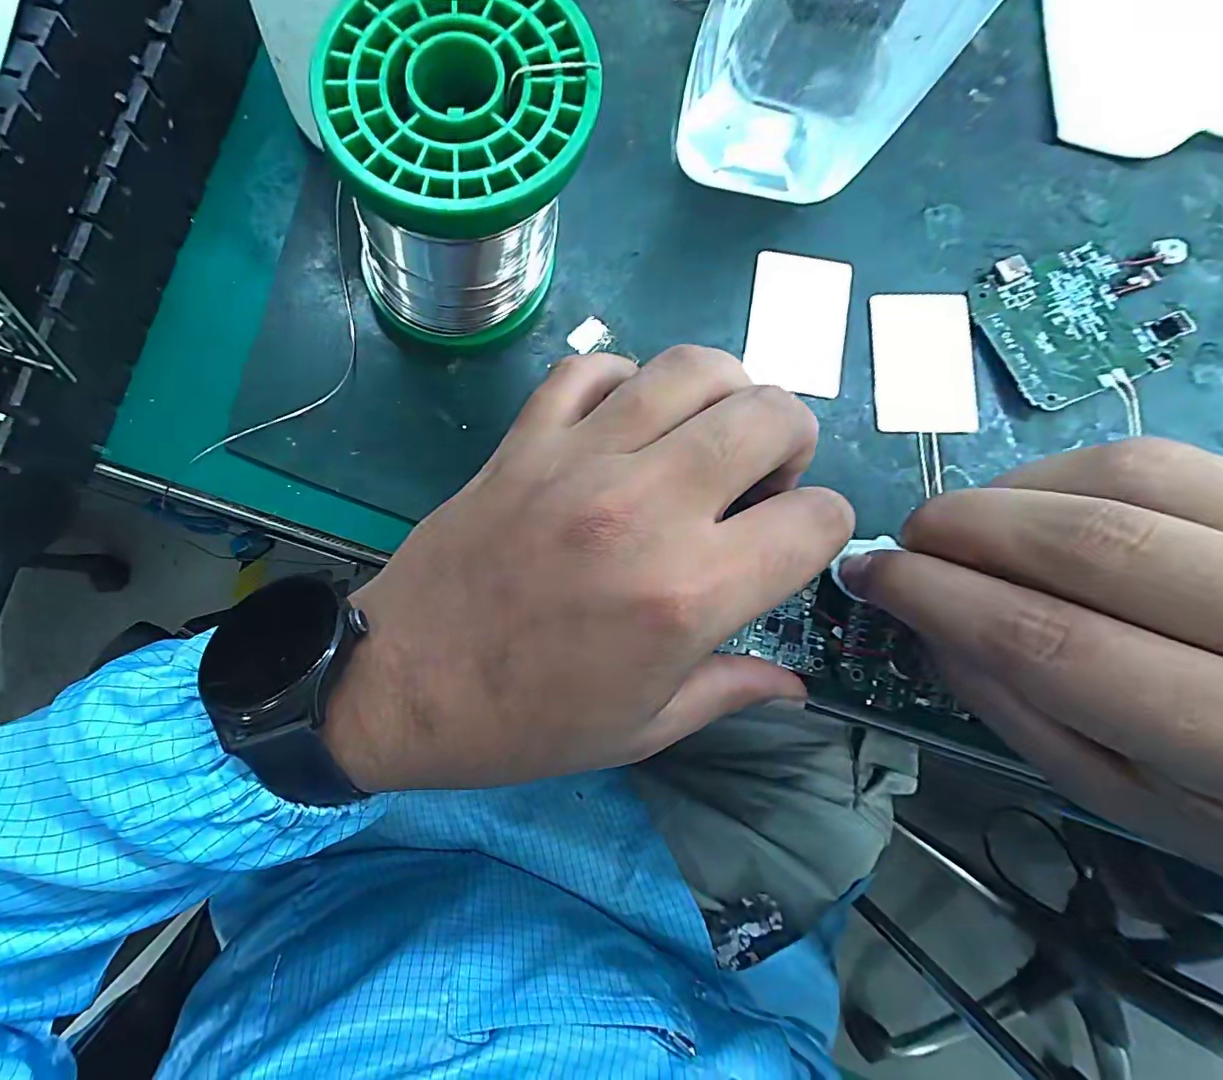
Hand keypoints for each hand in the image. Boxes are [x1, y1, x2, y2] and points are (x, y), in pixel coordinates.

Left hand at [324, 346, 852, 792]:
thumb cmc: (520, 723)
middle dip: (789, 443)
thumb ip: (727, 691)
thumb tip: (792, 683)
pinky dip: (620, 379)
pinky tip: (619, 420)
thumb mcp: (639, 729)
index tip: (785, 548)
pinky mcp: (520, 445)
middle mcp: (645, 508)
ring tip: (700, 438)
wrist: (402, 685)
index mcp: (690, 593)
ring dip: (722, 394)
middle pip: (770, 416)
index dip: (819, 531)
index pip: (817, 518)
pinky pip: (586, 371)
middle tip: (753, 483)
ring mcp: (576, 464)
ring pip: (690, 369)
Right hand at [844, 438, 1222, 969]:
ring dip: (1012, 490)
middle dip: (958, 528)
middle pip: (1092, 545)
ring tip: (965, 522)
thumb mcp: (1157, 814)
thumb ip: (1027, 716)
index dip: (933, 595)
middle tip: (902, 542)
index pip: (1051, 642)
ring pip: (1142, 481)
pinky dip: (1081, 471)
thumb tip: (932, 625)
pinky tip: (1044, 501)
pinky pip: (1194, 467)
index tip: (868, 576)